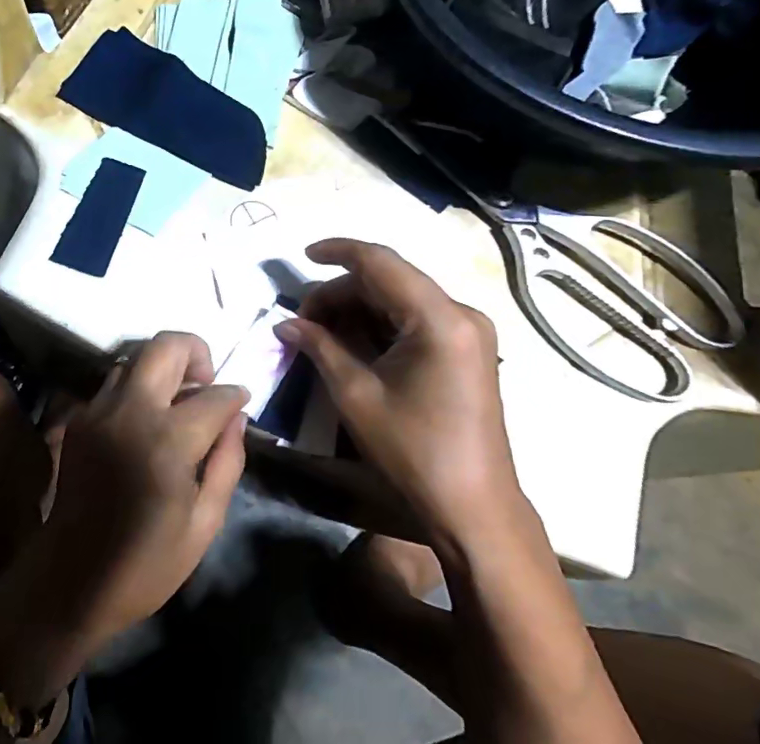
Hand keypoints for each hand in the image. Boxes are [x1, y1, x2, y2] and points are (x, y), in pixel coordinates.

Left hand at [0, 333, 247, 703]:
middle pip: (167, 345)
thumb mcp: (205, 523)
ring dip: (165, 368)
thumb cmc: (145, 565)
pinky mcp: (78, 421)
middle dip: (197, 353)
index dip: (236, 396)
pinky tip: (149, 423)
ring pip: (138, 358)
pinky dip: (140, 388)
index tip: (242, 403)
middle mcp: (130, 413)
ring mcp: (98, 412)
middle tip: (206, 386)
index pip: (214, 395)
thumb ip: (228, 461)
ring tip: (179, 403)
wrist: (67, 585)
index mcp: (167, 441)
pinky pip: (116, 383)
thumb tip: (237, 417)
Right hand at [273, 239, 519, 547]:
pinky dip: (382, 324)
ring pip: (402, 299)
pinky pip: (417, 320)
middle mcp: (461, 313)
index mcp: (440, 318)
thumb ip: (321, 347)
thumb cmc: (414, 452)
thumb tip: (286, 323)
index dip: (339, 251)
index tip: (303, 255)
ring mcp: (468, 331)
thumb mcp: (358, 396)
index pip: (382, 263)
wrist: (474, 507)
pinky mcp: (467, 348)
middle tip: (303, 320)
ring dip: (360, 309)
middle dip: (343, 292)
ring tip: (320, 333)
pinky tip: (352, 342)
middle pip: (391, 281)